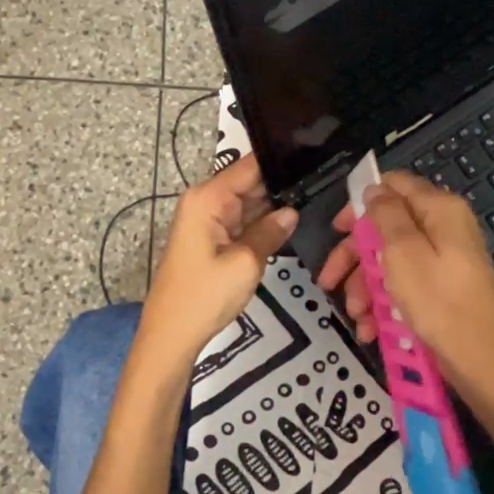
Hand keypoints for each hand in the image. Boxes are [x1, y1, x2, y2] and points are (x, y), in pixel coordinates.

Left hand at [139, 155, 297, 362]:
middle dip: (281, 185)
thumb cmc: (205, 296)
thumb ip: (270, 231)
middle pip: (249, 182)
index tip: (315, 157)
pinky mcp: (211, 240)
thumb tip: (291, 211)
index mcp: (208, 198)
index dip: (280, 161)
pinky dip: (261, 224)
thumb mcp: (245, 263)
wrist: (171, 335)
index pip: (249, 166)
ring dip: (273, 206)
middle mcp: (205, 202)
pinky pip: (241, 222)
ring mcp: (207, 222)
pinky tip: (290, 222)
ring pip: (248, 203)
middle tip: (322, 182)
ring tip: (315, 198)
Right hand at [314, 172, 493, 396]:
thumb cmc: (438, 303)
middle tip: (328, 280)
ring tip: (356, 315)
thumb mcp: (403, 254)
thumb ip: (386, 216)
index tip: (337, 230)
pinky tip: (371, 328)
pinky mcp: (444, 286)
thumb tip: (375, 189)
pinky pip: (407, 283)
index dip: (361, 204)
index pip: (394, 185)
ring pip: (392, 259)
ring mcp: (446, 258)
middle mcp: (445, 227)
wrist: (481, 363)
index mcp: (440, 209)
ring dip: (366, 286)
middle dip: (355, 256)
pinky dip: (385, 302)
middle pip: (388, 227)